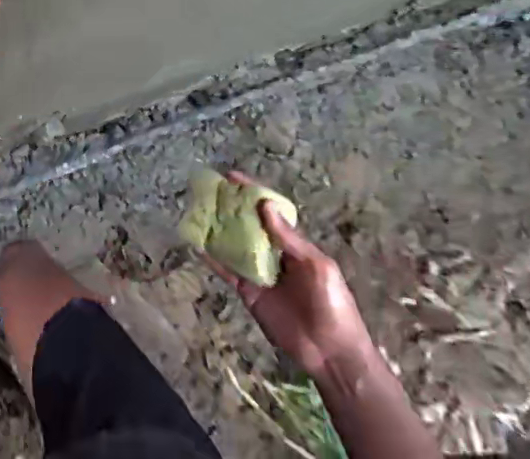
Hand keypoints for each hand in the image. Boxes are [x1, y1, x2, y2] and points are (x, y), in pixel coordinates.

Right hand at [208, 173, 372, 379]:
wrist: (331, 353)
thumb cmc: (332, 305)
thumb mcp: (316, 266)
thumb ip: (289, 238)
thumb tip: (265, 204)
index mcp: (293, 245)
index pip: (270, 213)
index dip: (253, 194)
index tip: (232, 177)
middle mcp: (273, 254)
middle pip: (248, 225)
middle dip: (230, 208)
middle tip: (208, 191)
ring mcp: (259, 273)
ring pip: (234, 245)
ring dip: (218, 229)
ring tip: (197, 211)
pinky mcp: (248, 292)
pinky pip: (228, 271)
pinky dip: (213, 258)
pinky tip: (197, 245)